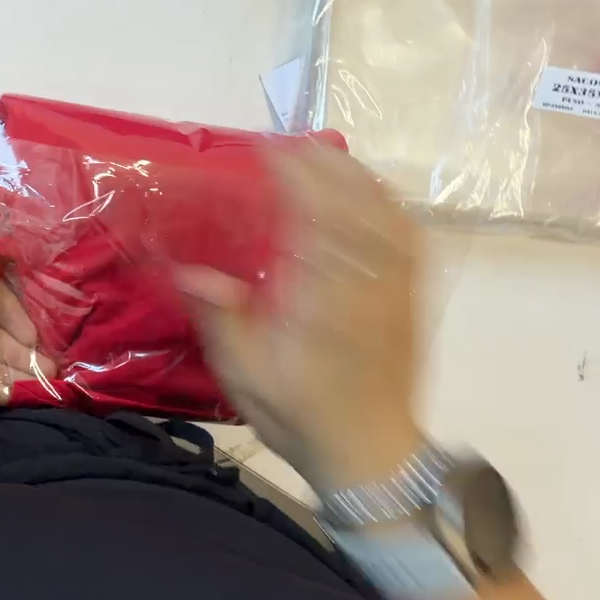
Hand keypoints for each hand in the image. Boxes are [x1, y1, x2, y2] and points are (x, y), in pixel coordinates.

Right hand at [178, 141, 425, 493]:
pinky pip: (409, 240)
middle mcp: (367, 286)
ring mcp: (397, 291)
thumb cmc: (301, 416)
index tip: (270, 149)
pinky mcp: (411, 301)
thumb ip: (221, 319)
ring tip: (329, 156)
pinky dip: (390, 207)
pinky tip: (374, 196)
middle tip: (294, 142)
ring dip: (359, 179)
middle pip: (356, 208)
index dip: (294, 177)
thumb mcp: (245, 375)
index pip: (313, 220)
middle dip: (326, 166)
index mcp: (323, 299)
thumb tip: (189, 271)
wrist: (372, 457)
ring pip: (387, 218)